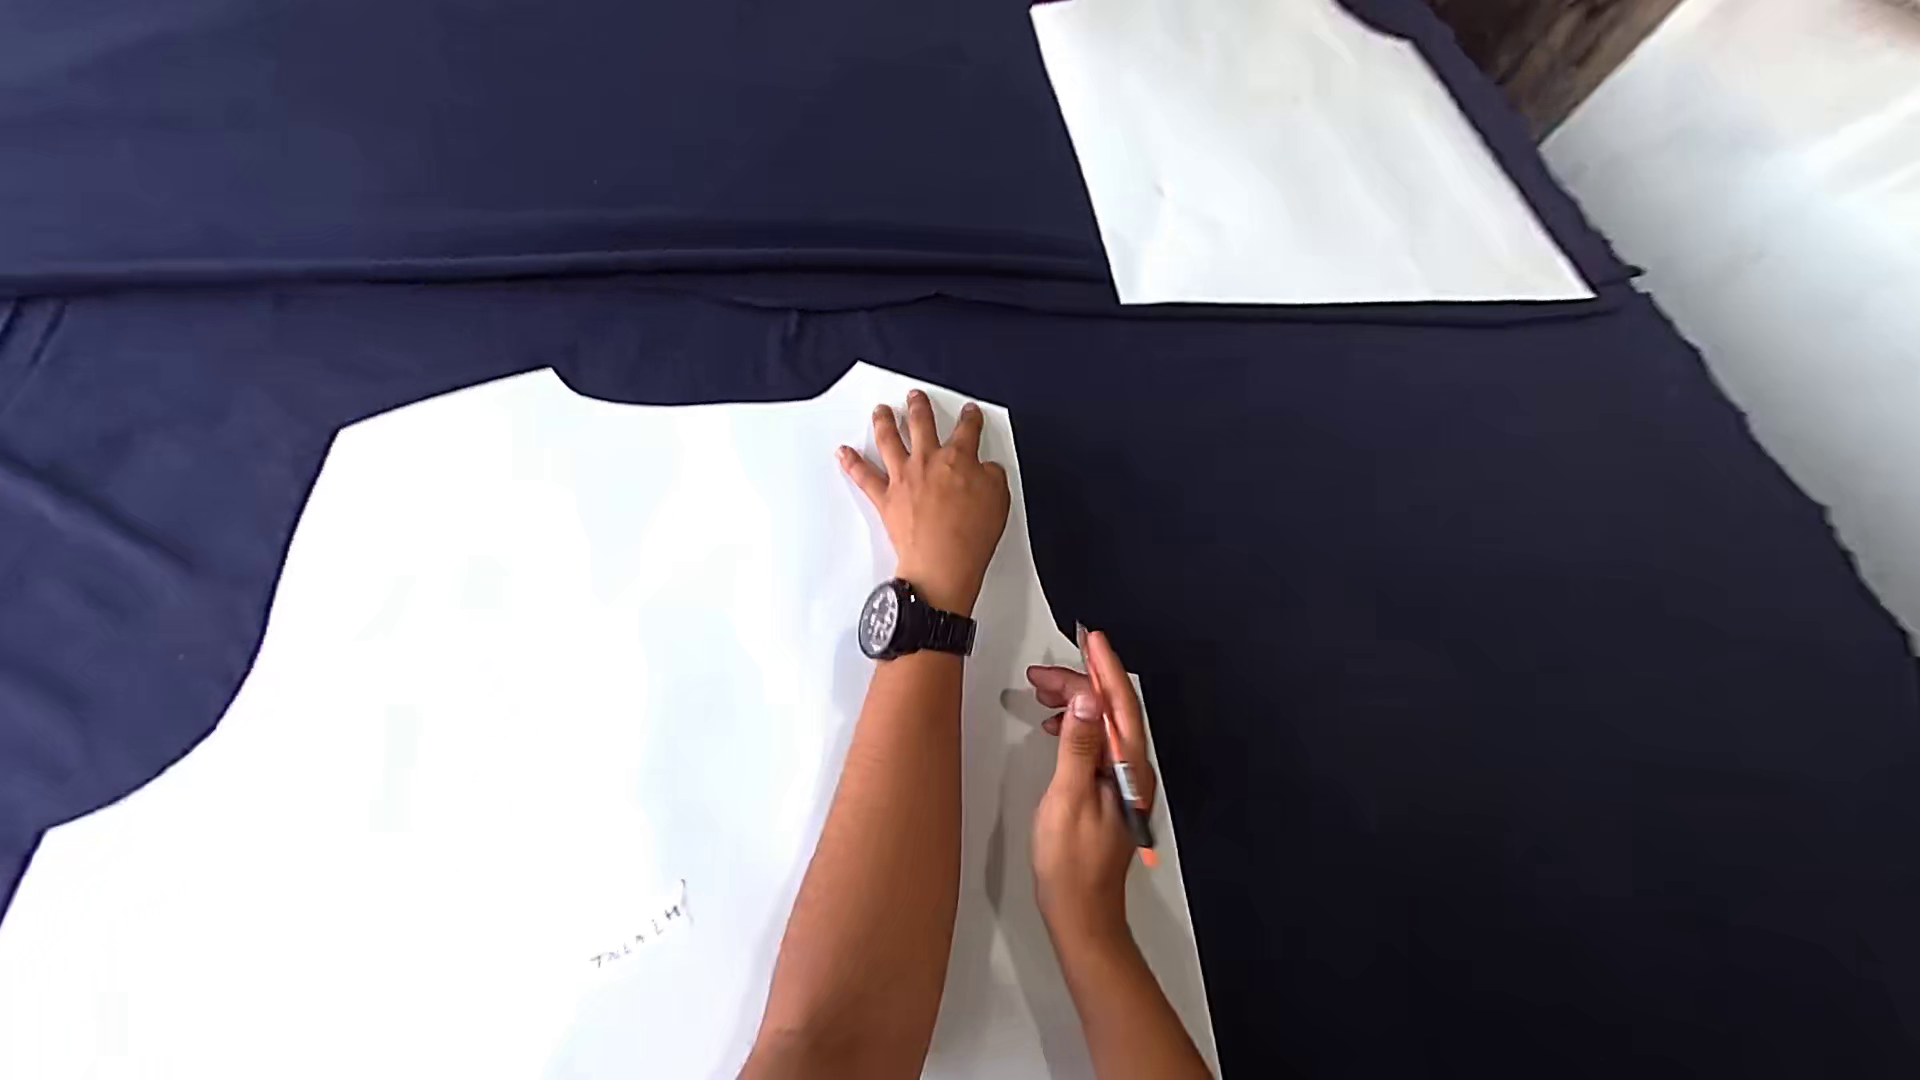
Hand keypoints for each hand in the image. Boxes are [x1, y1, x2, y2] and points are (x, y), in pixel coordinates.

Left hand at [839, 390, 1010, 615]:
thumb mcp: (999, 499)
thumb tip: (987, 469)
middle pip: (922, 424)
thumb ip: (992, 476)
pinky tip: (844, 452)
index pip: (967, 430)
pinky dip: (851, 462)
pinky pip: (863, 476)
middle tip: (916, 397)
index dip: (971, 418)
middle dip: (920, 407)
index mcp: (959, 458)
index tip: (970, 412)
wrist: (943, 563)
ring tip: (881, 411)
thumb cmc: (970, 536)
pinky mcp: (886, 498)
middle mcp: (928, 461)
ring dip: (884, 421)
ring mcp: (904, 478)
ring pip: (889, 439)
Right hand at [1027, 631, 1155, 948]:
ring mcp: (1119, 778)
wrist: (1081, 912)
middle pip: (1109, 710)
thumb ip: (1078, 745)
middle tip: (1041, 673)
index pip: (1120, 705)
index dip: (1105, 668)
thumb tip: (1084, 699)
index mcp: (1127, 768)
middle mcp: (1130, 769)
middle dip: (1078, 682)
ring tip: (1041, 690)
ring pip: (1099, 722)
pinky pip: (1092, 739)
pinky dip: (1072, 724)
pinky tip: (1053, 725)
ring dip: (1073, 701)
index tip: (1091, 639)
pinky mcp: (1104, 785)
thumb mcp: (1068, 798)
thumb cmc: (1071, 862)